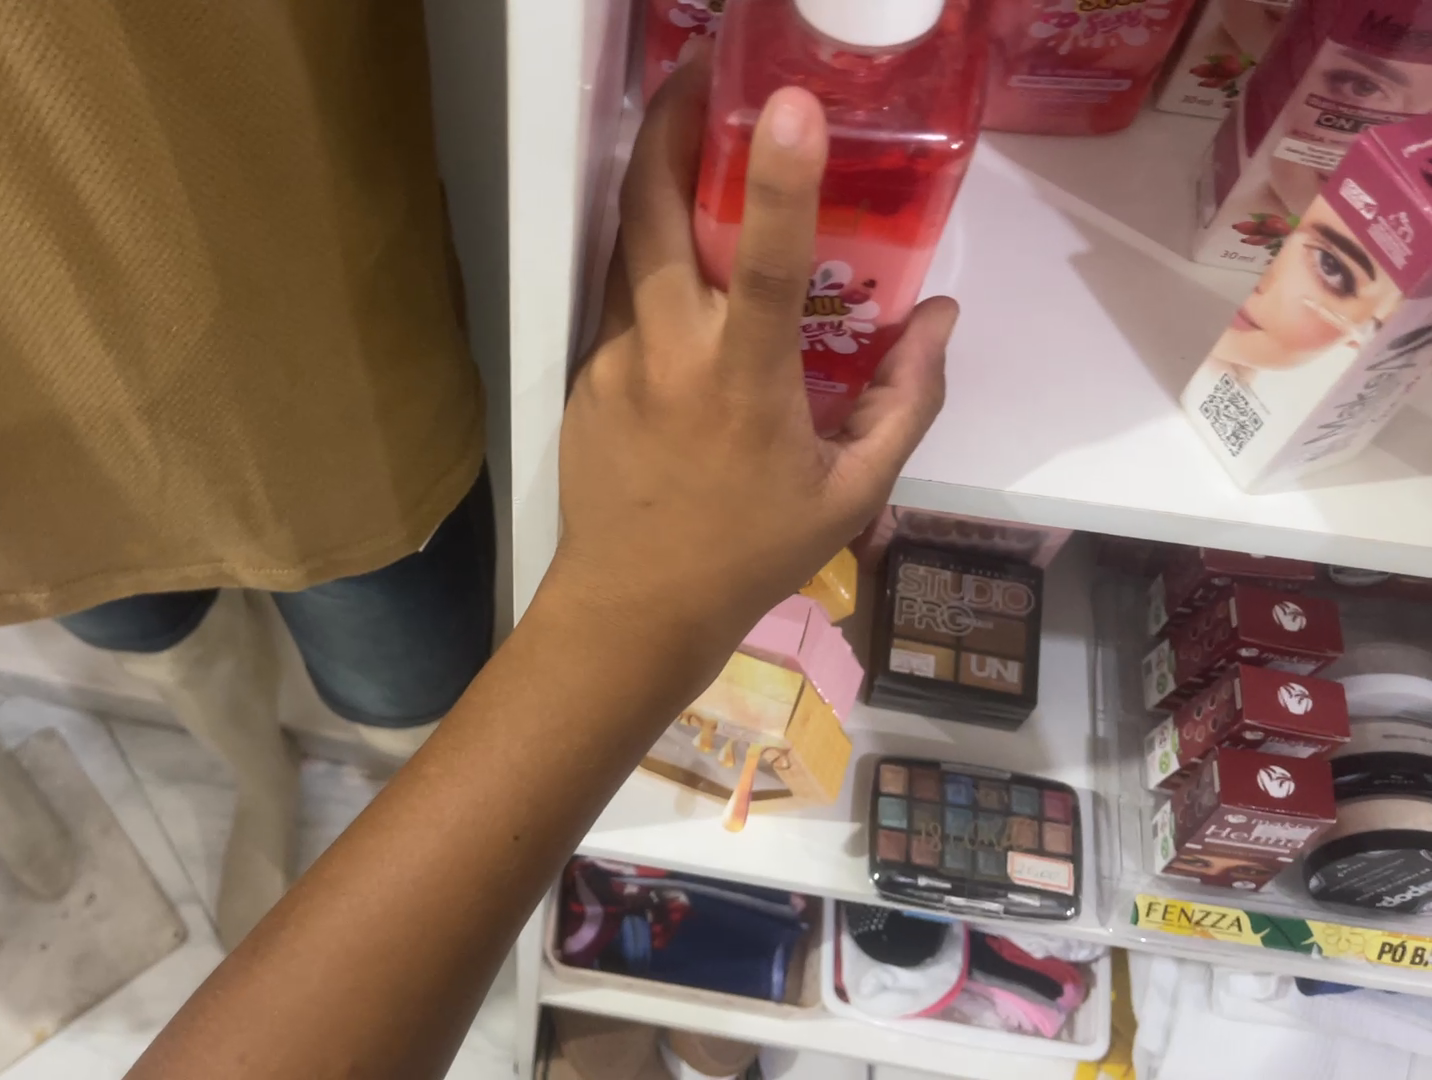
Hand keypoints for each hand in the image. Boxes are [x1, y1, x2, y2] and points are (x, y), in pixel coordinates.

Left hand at [549, 56, 956, 643]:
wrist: (631, 604)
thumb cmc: (745, 558)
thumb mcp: (849, 496)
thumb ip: (905, 403)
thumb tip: (941, 317)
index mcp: (742, 384)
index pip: (768, 265)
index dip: (784, 176)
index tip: (790, 94)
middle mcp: (664, 357)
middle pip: (652, 217)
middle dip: (672, 129)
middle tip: (703, 73)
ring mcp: (610, 365)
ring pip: (624, 252)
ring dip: (654, 187)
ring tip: (690, 145)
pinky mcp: (582, 383)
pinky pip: (615, 306)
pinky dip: (645, 271)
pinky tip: (673, 279)